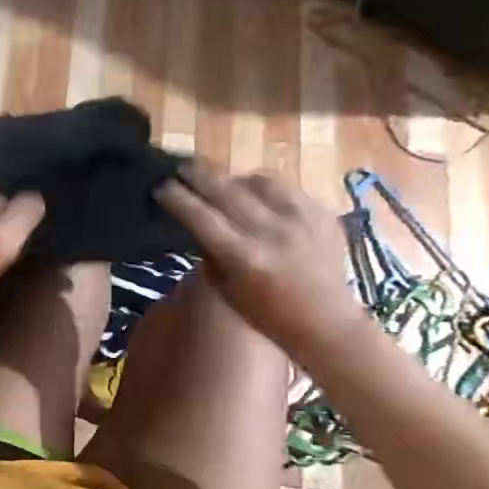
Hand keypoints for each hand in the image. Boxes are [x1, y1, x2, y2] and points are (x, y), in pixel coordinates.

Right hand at [156, 167, 362, 348]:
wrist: (326, 323)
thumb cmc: (267, 316)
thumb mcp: (227, 291)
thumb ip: (212, 254)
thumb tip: (200, 224)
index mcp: (245, 258)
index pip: (202, 218)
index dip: (178, 199)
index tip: (161, 186)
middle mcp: (272, 233)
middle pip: (227, 191)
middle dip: (200, 175)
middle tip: (182, 166)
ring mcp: (301, 220)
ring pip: (259, 181)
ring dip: (234, 177)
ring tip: (221, 179)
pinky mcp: (322, 214)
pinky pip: (287, 187)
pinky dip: (265, 185)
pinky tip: (255, 190)